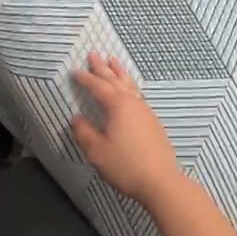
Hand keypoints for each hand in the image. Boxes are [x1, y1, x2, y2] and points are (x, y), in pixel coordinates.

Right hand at [71, 53, 182, 205]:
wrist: (161, 181)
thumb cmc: (126, 165)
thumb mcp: (97, 152)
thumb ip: (84, 133)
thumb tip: (77, 118)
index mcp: (117, 106)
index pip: (98, 87)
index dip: (85, 79)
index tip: (75, 71)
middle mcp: (132, 102)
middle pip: (114, 80)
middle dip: (102, 68)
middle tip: (94, 54)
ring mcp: (145, 110)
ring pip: (129, 85)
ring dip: (119, 72)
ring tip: (113, 61)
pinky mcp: (152, 121)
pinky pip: (137, 94)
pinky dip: (129, 85)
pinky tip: (129, 90)